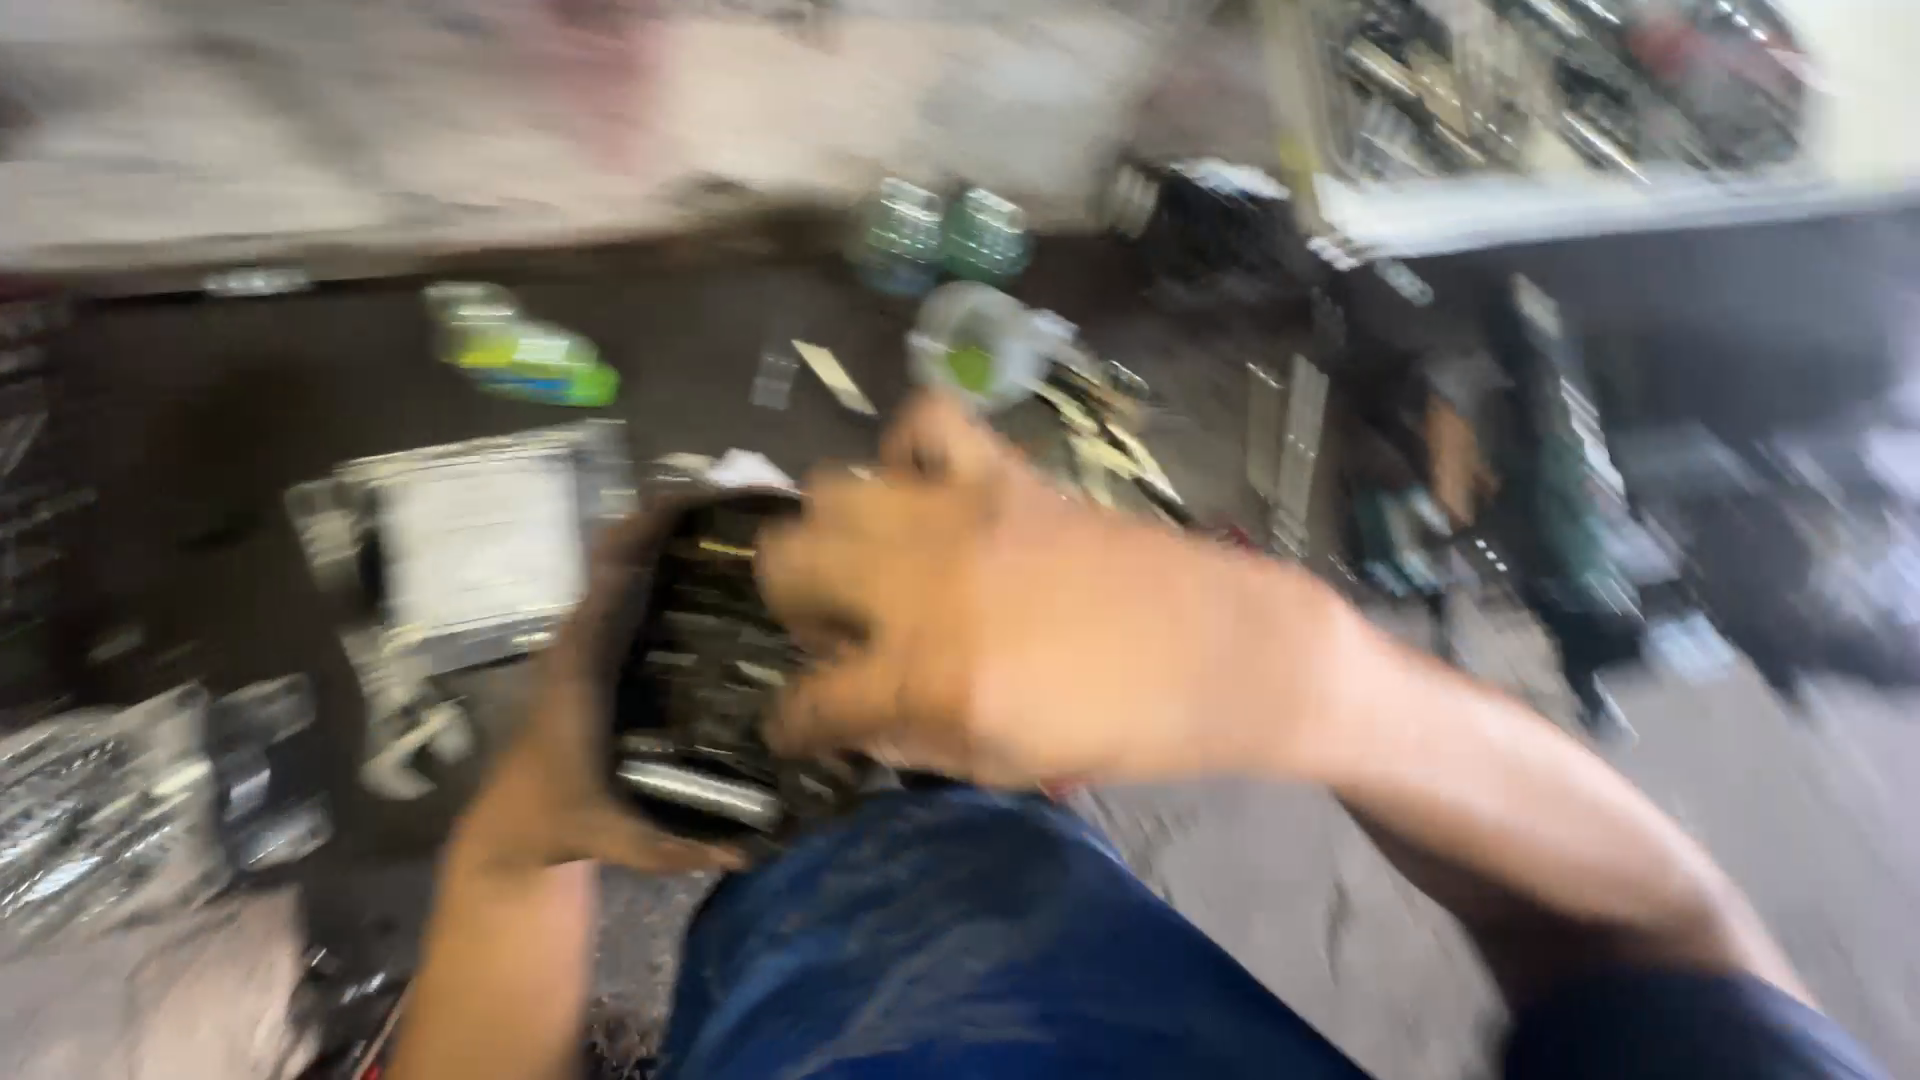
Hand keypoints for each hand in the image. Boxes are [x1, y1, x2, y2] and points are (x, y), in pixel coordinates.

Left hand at [455, 512, 744, 876]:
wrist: (514, 826)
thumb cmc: (565, 821)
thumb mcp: (624, 838)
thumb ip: (684, 846)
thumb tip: (759, 841)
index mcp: (581, 665)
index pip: (611, 575)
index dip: (651, 530)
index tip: (709, 503)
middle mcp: (583, 636)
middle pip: (625, 550)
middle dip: (682, 518)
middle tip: (754, 503)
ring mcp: (592, 637)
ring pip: (631, 563)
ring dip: (680, 533)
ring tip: (751, 520)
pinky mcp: (603, 645)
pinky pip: (637, 586)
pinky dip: (674, 560)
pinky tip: (728, 564)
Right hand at [755, 393, 1356, 787]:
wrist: (1222, 653)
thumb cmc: (1121, 729)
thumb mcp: (1003, 766)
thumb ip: (907, 738)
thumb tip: (846, 715)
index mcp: (927, 676)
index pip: (808, 702)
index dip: (793, 725)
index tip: (801, 727)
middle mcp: (924, 582)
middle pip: (785, 562)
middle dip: (794, 609)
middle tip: (842, 633)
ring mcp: (962, 513)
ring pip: (831, 487)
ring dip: (835, 535)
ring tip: (877, 564)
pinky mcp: (1006, 471)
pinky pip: (926, 419)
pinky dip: (907, 449)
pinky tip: (924, 491)